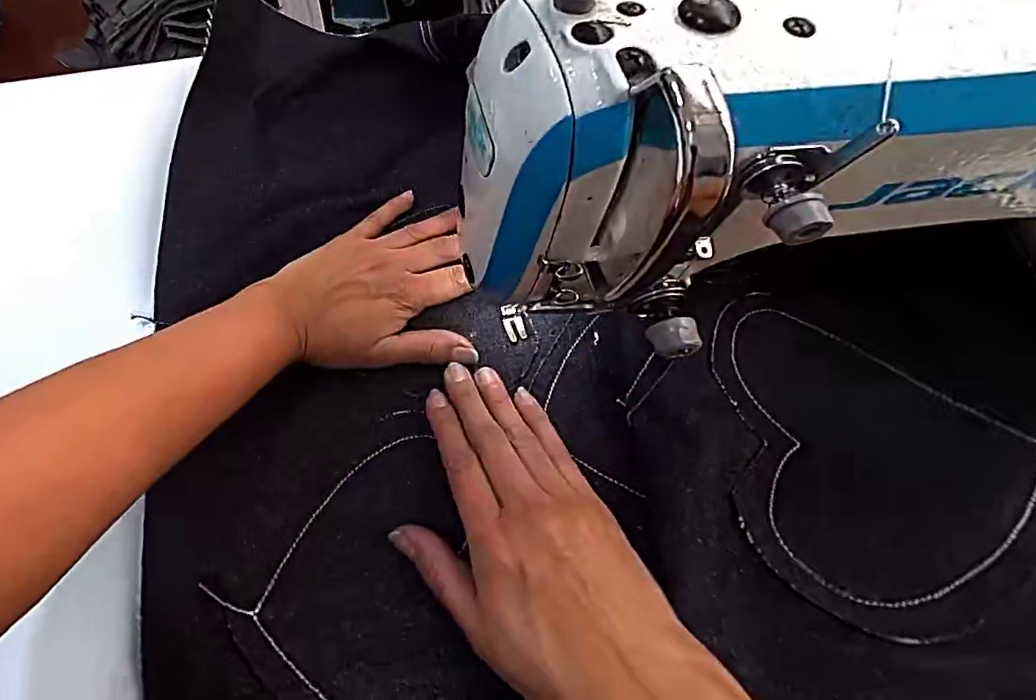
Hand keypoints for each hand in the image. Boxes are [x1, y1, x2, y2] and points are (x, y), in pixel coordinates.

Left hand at [260, 190, 475, 368]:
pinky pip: (381, 217)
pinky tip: (410, 196)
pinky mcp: (354, 238)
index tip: (497, 267)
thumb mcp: (382, 353)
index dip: (479, 273)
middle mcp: (398, 264)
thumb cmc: (332, 340)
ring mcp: (376, 247)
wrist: (284, 316)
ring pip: (420, 230)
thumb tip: (468, 350)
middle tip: (492, 233)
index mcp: (409, 293)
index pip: (456, 279)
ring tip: (468, 213)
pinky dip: (396, 205)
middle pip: (444, 249)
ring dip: (445, 222)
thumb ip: (428, 347)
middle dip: (471, 243)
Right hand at [394, 364, 750, 699]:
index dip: (447, 427)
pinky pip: (557, 446)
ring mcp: (562, 499)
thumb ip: (439, 572)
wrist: (629, 666)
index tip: (437, 401)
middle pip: (490, 440)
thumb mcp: (480, 627)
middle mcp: (527, 509)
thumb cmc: (557, 655)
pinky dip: (539, 418)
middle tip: (456, 370)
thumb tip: (406, 537)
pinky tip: (527, 401)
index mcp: (494, 540)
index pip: (462, 465)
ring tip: (485, 374)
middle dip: (469, 400)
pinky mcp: (589, 498)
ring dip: (500, 400)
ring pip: (523, 435)